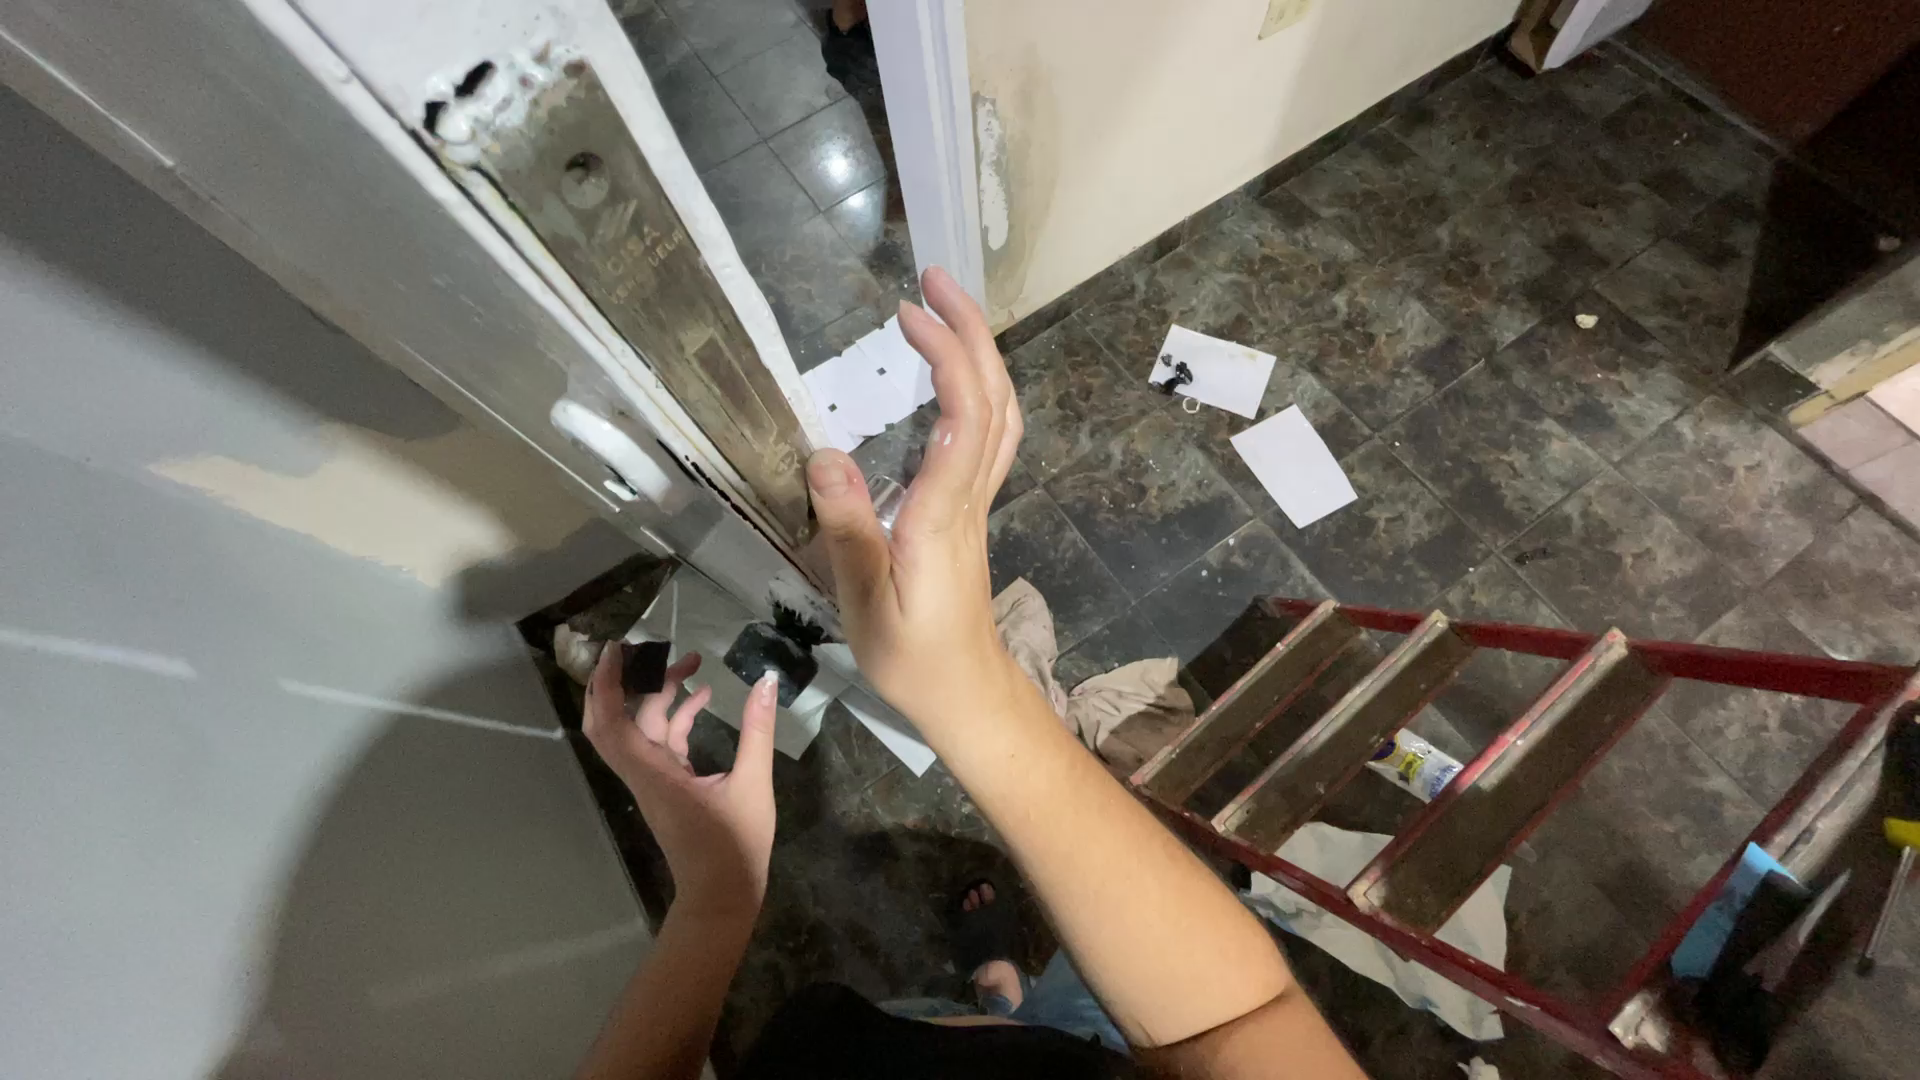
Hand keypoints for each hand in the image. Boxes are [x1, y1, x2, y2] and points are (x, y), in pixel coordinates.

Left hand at [584, 648, 777, 914]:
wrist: (723, 895)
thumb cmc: (736, 844)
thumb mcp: (754, 783)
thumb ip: (758, 729)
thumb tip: (766, 681)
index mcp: (654, 774)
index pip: (612, 723)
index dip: (607, 684)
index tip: (617, 649)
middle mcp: (644, 774)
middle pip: (614, 721)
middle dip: (626, 681)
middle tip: (649, 648)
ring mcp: (653, 781)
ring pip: (640, 728)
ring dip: (660, 695)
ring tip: (693, 663)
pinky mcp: (668, 786)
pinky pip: (661, 742)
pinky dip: (677, 716)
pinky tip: (704, 699)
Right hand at [806, 266, 1024, 730]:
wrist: (964, 689)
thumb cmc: (912, 658)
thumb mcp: (865, 603)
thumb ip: (849, 530)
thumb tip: (824, 454)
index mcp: (942, 516)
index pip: (964, 420)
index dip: (949, 357)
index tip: (911, 312)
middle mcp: (969, 499)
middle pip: (995, 401)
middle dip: (972, 334)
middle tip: (932, 282)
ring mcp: (977, 504)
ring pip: (1001, 417)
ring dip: (981, 357)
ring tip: (943, 313)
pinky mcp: (971, 512)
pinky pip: (990, 439)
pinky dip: (979, 393)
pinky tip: (952, 380)